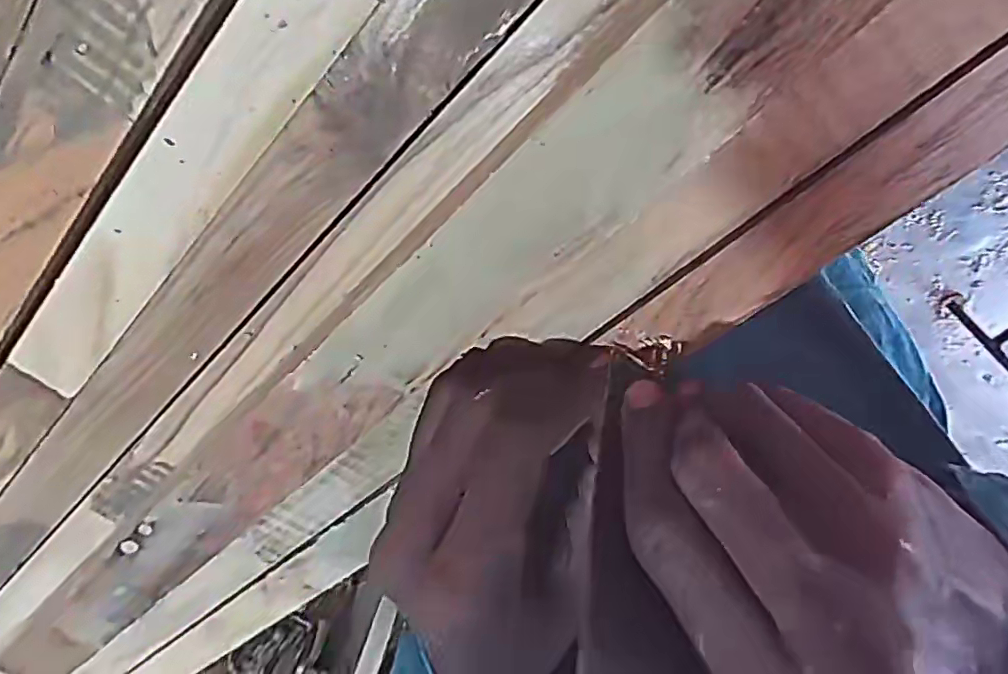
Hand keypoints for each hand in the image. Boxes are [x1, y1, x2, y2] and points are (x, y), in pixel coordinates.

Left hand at [371, 339, 610, 673]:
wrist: (471, 664)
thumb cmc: (535, 642)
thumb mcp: (580, 586)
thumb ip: (593, 492)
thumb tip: (610, 401)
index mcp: (462, 569)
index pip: (507, 439)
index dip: (562, 392)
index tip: (606, 375)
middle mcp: (411, 528)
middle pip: (474, 401)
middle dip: (544, 369)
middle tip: (593, 364)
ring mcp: (397, 499)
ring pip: (455, 388)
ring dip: (518, 364)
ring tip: (566, 370)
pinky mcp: (401, 478)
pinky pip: (446, 397)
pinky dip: (494, 374)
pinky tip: (531, 381)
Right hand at [620, 381, 1007, 673]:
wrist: (1001, 657)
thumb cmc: (859, 663)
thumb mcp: (767, 662)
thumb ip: (706, 590)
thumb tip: (654, 462)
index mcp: (768, 671)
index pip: (666, 541)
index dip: (636, 461)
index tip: (631, 415)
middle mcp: (820, 607)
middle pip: (704, 468)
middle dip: (672, 421)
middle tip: (669, 406)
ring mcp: (870, 536)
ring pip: (752, 418)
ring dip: (719, 401)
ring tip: (717, 411)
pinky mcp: (902, 484)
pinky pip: (801, 408)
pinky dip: (767, 400)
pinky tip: (764, 414)